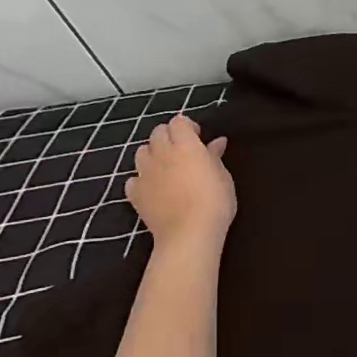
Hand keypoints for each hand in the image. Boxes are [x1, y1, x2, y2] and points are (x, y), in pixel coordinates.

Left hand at [124, 114, 236, 244]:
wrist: (189, 234)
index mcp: (185, 146)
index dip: (188, 126)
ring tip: (166, 166)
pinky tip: (153, 188)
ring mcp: (144, 173)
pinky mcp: (135, 193)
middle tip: (183, 150)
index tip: (198, 137)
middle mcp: (161, 154)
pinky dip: (142, 179)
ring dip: (152, 154)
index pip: (178, 122)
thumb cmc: (215, 202)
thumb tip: (217, 142)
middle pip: (157, 132)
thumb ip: (215, 156)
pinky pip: (134, 178)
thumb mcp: (223, 176)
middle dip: (168, 136)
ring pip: (141, 152)